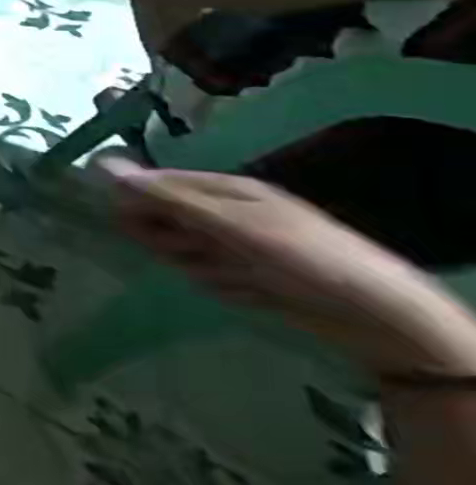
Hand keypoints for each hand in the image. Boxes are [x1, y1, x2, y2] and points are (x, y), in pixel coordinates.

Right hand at [96, 155, 475, 376]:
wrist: (383, 320)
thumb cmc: (306, 258)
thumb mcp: (231, 224)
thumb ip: (165, 197)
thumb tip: (101, 164)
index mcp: (222, 189)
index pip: (152, 183)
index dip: (135, 202)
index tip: (129, 222)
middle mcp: (224, 212)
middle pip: (160, 218)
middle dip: (168, 239)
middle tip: (193, 252)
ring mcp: (235, 245)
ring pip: (179, 251)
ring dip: (196, 266)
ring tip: (236, 277)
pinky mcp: (245, 275)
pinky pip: (205, 276)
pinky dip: (220, 286)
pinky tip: (250, 292)